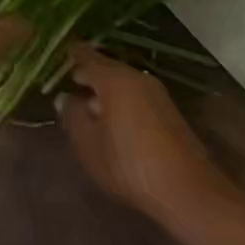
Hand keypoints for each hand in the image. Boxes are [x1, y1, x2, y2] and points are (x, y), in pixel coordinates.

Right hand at [58, 48, 234, 221]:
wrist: (186, 189)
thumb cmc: (129, 164)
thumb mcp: (89, 144)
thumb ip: (73, 116)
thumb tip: (65, 97)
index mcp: (115, 79)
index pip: (87, 57)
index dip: (71, 55)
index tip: (58, 55)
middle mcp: (137, 78)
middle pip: (107, 69)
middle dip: (87, 75)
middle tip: (67, 83)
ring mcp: (156, 93)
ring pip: (122, 83)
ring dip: (103, 91)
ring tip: (85, 106)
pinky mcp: (167, 111)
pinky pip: (135, 96)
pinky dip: (119, 101)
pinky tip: (111, 122)